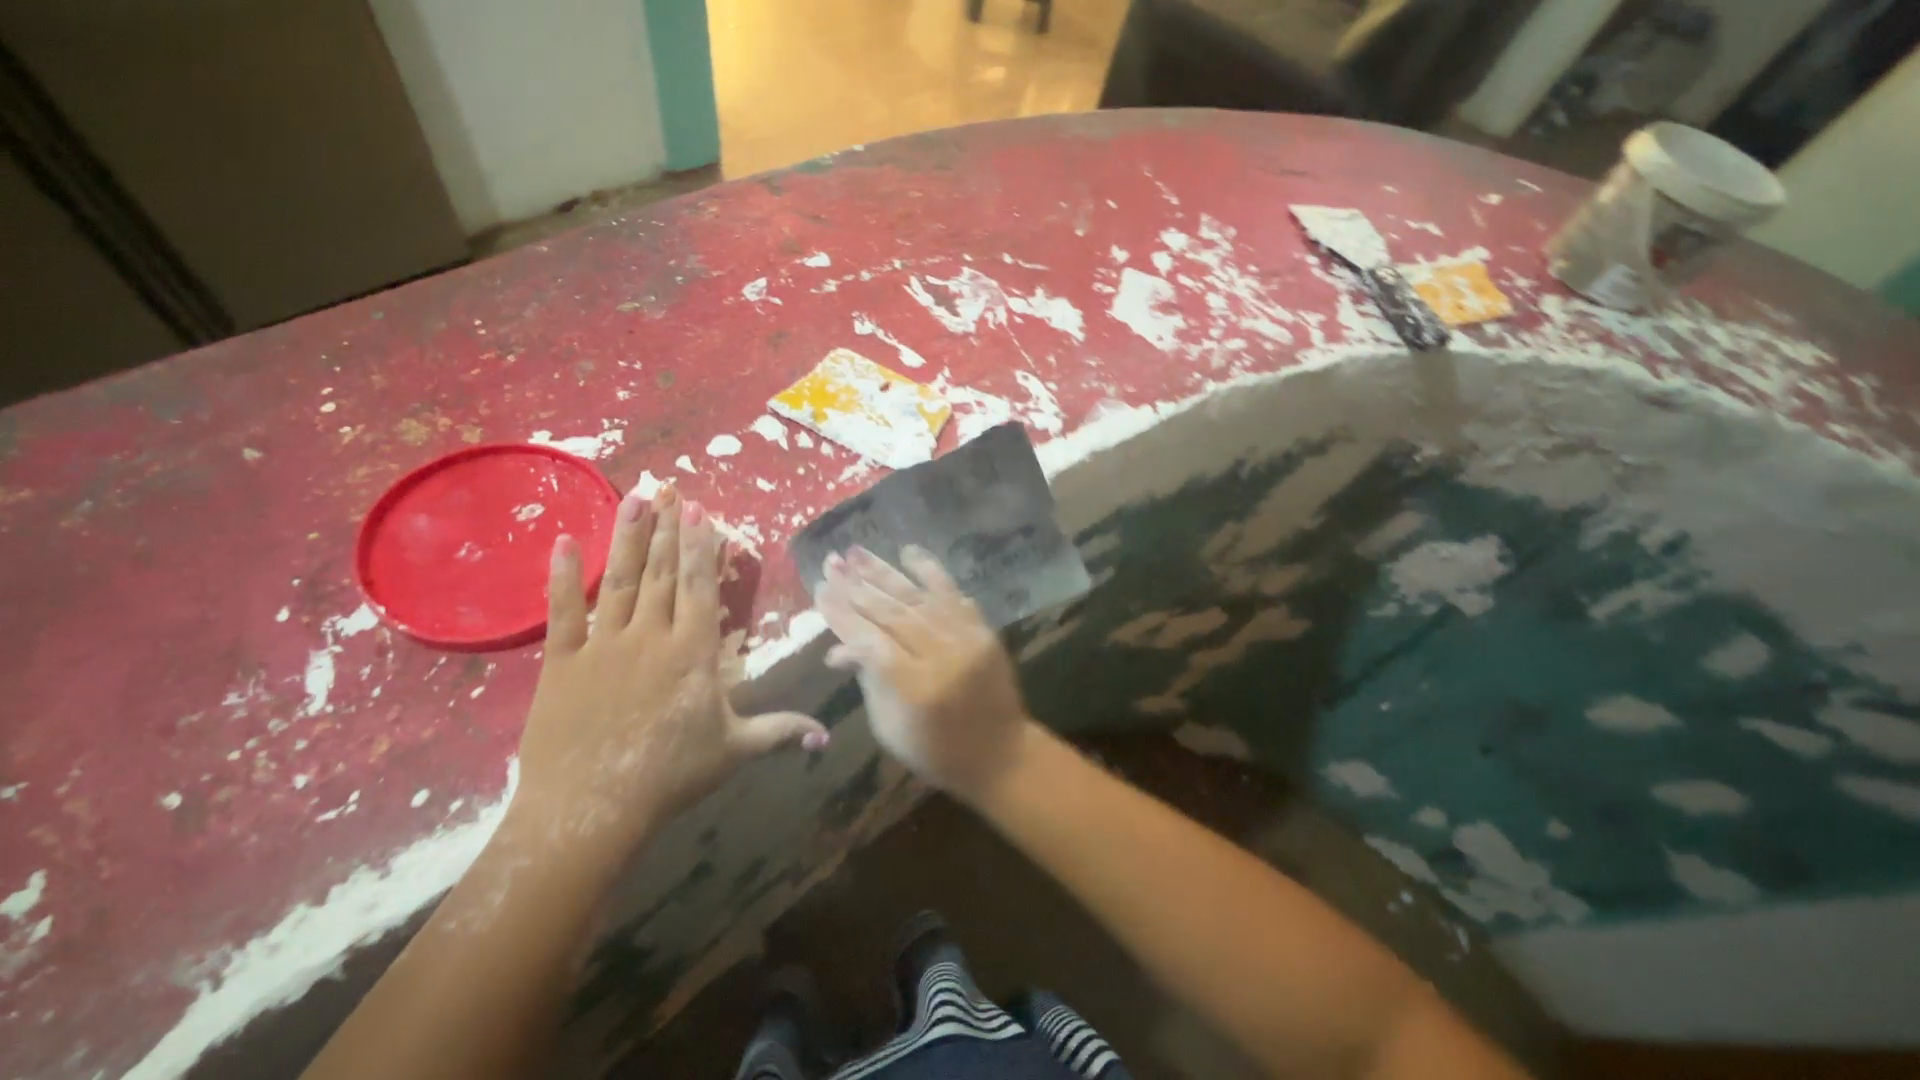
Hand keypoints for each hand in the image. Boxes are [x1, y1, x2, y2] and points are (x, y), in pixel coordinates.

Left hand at [514, 486, 828, 853]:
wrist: (592, 806)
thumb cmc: (670, 776)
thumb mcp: (733, 752)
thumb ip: (780, 733)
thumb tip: (827, 736)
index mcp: (692, 652)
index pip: (700, 586)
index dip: (702, 546)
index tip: (700, 509)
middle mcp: (650, 636)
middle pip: (662, 572)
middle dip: (669, 528)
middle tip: (669, 488)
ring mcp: (603, 645)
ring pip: (618, 580)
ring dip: (628, 537)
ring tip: (634, 498)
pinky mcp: (562, 661)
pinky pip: (562, 611)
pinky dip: (561, 576)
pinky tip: (563, 541)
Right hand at [816, 546, 1031, 800]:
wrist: (1000, 754)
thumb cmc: (935, 750)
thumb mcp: (889, 726)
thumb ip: (868, 680)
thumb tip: (840, 647)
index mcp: (914, 687)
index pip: (869, 641)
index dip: (842, 615)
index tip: (820, 590)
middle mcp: (941, 656)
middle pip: (892, 613)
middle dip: (856, 586)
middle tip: (830, 562)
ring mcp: (966, 640)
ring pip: (919, 597)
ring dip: (885, 572)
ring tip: (856, 552)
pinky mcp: (983, 631)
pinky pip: (954, 594)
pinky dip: (931, 572)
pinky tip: (908, 552)